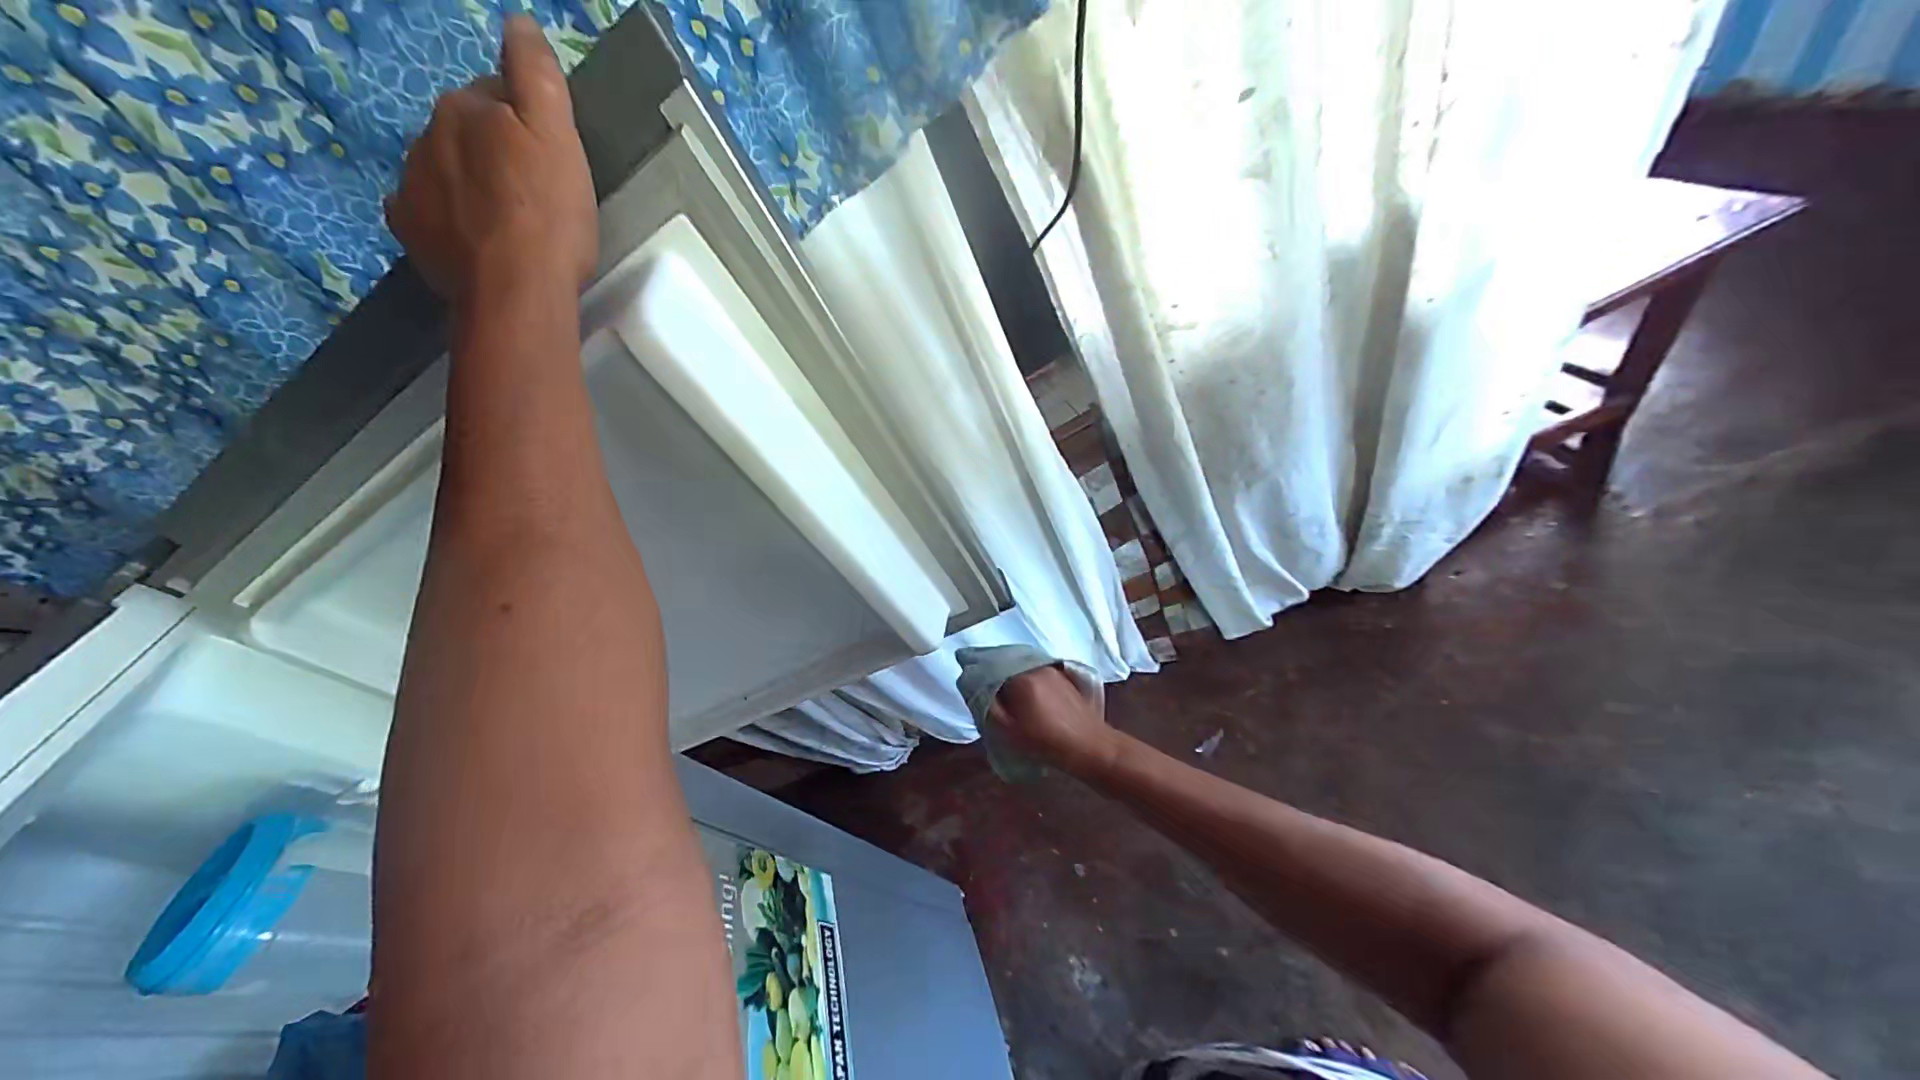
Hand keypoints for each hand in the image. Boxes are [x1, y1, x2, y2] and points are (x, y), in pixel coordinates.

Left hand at [386, 15, 595, 304]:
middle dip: (495, 152)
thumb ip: (536, 75)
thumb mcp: (560, 140)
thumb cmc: (548, 219)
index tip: (551, 158)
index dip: (527, 123)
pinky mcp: (409, 230)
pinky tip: (478, 242)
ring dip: (473, 186)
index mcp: (466, 110)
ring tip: (510, 225)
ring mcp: (411, 184)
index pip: (496, 95)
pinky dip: (450, 220)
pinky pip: (428, 212)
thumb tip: (518, 23)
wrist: (515, 295)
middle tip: (536, 195)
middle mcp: (428, 137)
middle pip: (467, 133)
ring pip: (446, 170)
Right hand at [988, 665, 1122, 778]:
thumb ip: (989, 706)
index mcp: (1021, 677)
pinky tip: (1023, 692)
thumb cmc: (1047, 743)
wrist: (1091, 748)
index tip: (966, 675)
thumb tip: (976, 688)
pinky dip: (1024, 677)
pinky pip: (1036, 671)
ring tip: (1000, 688)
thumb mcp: (1009, 731)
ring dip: (1009, 672)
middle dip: (991, 667)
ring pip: (1022, 665)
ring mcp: (1053, 670)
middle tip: (980, 680)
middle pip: (1006, 661)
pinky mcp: (1064, 677)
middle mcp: (1037, 667)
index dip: (976, 670)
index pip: (990, 664)